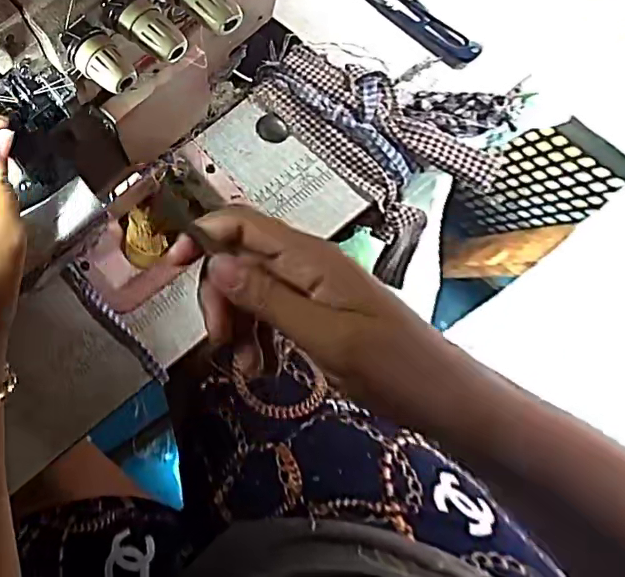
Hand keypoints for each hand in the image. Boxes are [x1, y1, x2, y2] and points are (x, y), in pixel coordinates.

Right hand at [166, 206, 485, 430]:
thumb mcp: (326, 337)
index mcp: (307, 256)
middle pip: (237, 257)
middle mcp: (303, 260)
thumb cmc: (396, 368)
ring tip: (244, 367)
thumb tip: (214, 261)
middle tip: (218, 341)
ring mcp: (309, 283)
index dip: (200, 233)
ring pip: (248, 285)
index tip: (172, 265)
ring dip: (236, 321)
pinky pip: (268, 308)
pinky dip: (255, 334)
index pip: (239, 222)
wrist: (452, 402)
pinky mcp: (314, 307)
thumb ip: (267, 297)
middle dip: (219, 294)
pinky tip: (259, 366)